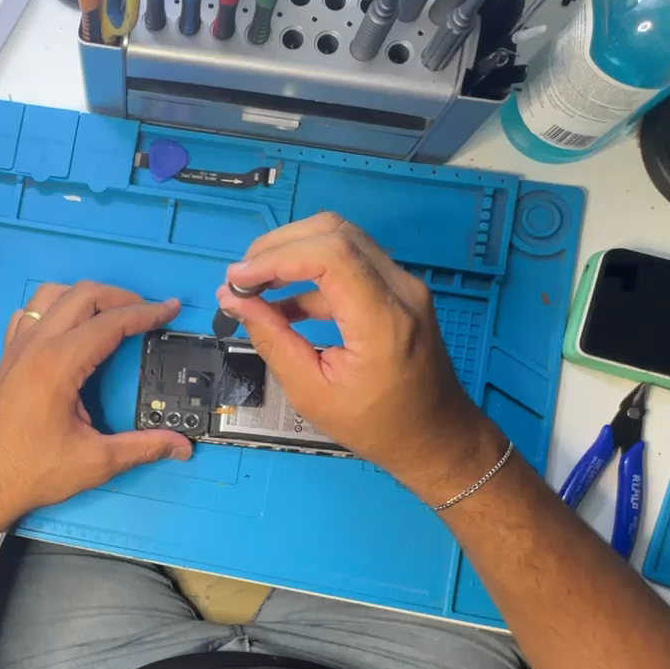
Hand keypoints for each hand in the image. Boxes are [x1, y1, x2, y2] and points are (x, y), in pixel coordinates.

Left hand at [0, 282, 192, 531]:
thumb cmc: (31, 473)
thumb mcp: (94, 463)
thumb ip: (143, 448)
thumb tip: (184, 447)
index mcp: (58, 364)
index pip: (110, 323)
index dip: (146, 313)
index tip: (172, 309)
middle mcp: (35, 345)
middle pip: (82, 295)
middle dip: (121, 296)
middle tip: (149, 311)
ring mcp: (16, 348)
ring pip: (52, 296)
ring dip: (86, 295)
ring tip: (112, 313)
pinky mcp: (6, 358)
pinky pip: (30, 314)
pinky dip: (55, 308)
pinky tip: (69, 327)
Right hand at [216, 213, 509, 505]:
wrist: (435, 436)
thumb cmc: (374, 425)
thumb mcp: (312, 392)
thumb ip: (273, 340)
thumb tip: (234, 301)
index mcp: (382, 320)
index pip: (329, 254)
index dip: (276, 257)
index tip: (237, 281)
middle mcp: (400, 289)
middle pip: (333, 232)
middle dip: (278, 246)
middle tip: (241, 279)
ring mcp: (404, 284)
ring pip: (341, 238)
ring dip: (292, 252)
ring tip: (254, 285)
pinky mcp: (397, 289)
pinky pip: (350, 261)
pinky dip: (310, 270)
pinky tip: (280, 301)